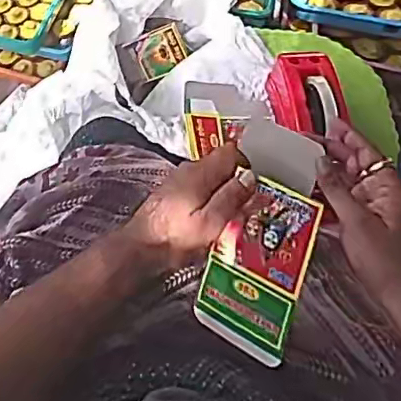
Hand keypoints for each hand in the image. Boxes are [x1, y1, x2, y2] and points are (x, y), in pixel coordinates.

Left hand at [108, 144, 255, 273]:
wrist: (139, 249)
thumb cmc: (176, 237)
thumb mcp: (211, 222)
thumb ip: (231, 198)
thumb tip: (250, 176)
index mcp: (200, 171)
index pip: (230, 151)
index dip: (248, 164)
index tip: (260, 184)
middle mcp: (189, 170)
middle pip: (222, 167)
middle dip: (238, 184)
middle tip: (250, 209)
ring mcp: (179, 181)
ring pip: (212, 181)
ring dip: (226, 196)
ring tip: (236, 221)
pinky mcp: (173, 194)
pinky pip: (201, 191)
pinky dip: (212, 203)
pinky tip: (215, 224)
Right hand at [318, 127, 400, 309]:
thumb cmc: (384, 260)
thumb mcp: (355, 220)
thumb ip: (335, 188)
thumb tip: (319, 160)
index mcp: (386, 187)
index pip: (366, 152)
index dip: (348, 135)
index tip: (329, 122)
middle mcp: (381, 194)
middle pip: (355, 165)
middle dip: (332, 152)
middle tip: (304, 141)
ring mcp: (373, 210)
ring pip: (346, 184)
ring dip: (326, 174)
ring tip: (300, 162)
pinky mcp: (364, 226)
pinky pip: (343, 202)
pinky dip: (327, 196)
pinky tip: (308, 193)